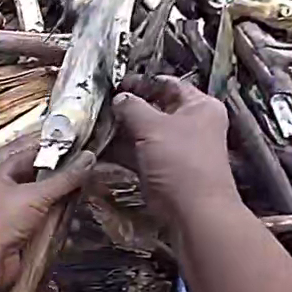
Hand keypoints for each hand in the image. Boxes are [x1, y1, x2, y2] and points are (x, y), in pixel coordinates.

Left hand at [0, 149, 95, 271]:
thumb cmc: (2, 220)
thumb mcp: (35, 194)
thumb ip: (64, 179)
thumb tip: (88, 159)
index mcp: (0, 176)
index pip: (28, 157)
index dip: (50, 153)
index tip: (76, 153)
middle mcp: (4, 194)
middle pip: (38, 183)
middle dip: (61, 184)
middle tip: (85, 181)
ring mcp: (11, 217)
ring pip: (42, 207)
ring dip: (62, 208)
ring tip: (81, 207)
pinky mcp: (19, 237)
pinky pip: (42, 228)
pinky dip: (57, 228)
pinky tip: (72, 229)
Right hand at [111, 75, 239, 220]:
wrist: (192, 209)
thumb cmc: (179, 161)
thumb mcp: (153, 127)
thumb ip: (132, 107)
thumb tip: (119, 98)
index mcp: (198, 106)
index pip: (168, 84)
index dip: (142, 82)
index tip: (114, 83)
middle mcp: (189, 123)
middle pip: (153, 107)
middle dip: (126, 106)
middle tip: (99, 103)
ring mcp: (174, 146)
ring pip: (142, 130)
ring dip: (120, 128)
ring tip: (93, 122)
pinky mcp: (160, 166)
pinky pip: (137, 150)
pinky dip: (120, 148)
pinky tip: (98, 144)